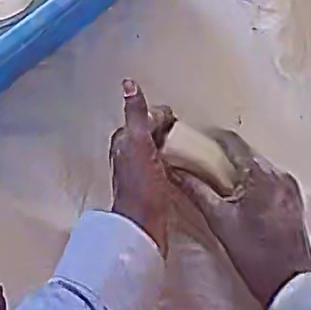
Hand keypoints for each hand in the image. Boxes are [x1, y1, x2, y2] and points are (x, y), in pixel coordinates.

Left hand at [110, 79, 175, 252]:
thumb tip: (128, 82)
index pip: (145, 116)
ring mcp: (137, 169)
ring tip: (187, 148)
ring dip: (169, 144)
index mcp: (123, 139)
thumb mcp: (139, 142)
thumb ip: (135, 113)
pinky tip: (181, 166)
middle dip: (166, 129)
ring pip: (156, 147)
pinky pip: (161, 163)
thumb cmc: (142, 184)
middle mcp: (127, 151)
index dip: (162, 116)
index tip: (178, 123)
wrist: (143, 227)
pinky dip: (171, 160)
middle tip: (186, 135)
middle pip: (150, 131)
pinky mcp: (148, 185)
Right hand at [170, 130, 310, 307]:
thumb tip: (174, 170)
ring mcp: (289, 187)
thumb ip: (196, 190)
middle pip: (245, 152)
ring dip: (238, 169)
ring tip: (218, 182)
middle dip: (223, 157)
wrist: (291, 290)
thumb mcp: (219, 221)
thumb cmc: (254, 254)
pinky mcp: (294, 201)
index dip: (210, 139)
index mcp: (261, 173)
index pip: (231, 141)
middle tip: (201, 165)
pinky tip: (240, 197)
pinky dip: (253, 181)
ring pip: (257, 166)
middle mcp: (279, 173)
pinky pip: (269, 179)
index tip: (193, 144)